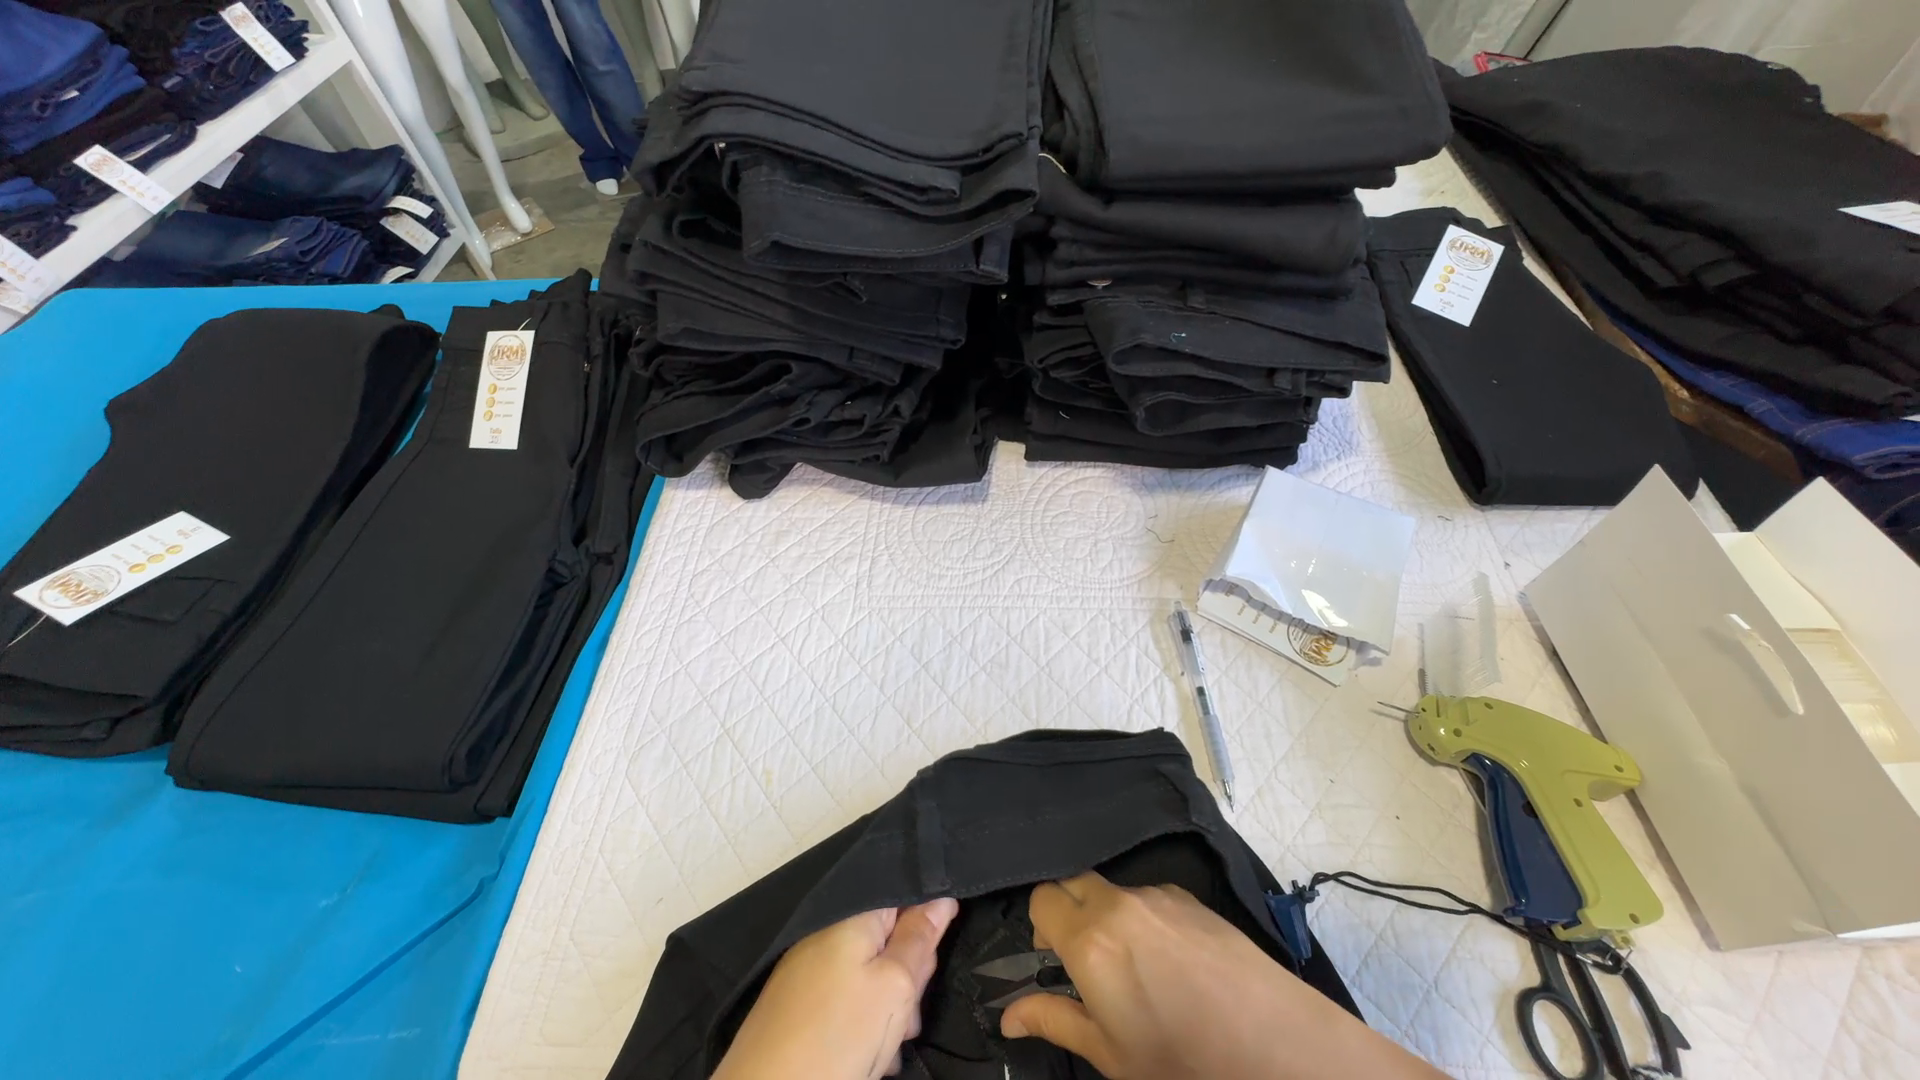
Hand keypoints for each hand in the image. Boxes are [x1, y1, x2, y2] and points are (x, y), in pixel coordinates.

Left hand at [713, 897, 958, 1079]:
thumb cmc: (837, 1035)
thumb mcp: (894, 987)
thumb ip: (919, 940)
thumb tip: (941, 899)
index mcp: (851, 917)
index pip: (903, 894)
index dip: (928, 920)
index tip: (935, 955)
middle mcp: (827, 932)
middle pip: (888, 936)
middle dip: (908, 973)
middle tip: (907, 1013)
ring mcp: (809, 966)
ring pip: (870, 972)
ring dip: (889, 1005)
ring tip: (887, 1047)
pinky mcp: (799, 998)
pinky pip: (846, 994)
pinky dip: (862, 1019)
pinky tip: (866, 1052)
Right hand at [1000, 872, 1447, 1079]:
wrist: (1276, 1043)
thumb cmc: (1182, 1060)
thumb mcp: (1110, 1053)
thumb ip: (1055, 1021)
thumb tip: (1008, 1015)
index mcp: (1089, 941)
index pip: (1042, 900)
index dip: (1041, 925)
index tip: (1054, 959)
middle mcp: (1119, 905)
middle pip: (1074, 882)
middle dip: (1068, 911)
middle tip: (1084, 961)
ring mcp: (1160, 897)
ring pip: (1113, 889)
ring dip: (1106, 914)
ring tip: (1134, 967)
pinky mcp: (1193, 899)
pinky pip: (1150, 896)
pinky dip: (1142, 916)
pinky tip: (1171, 961)